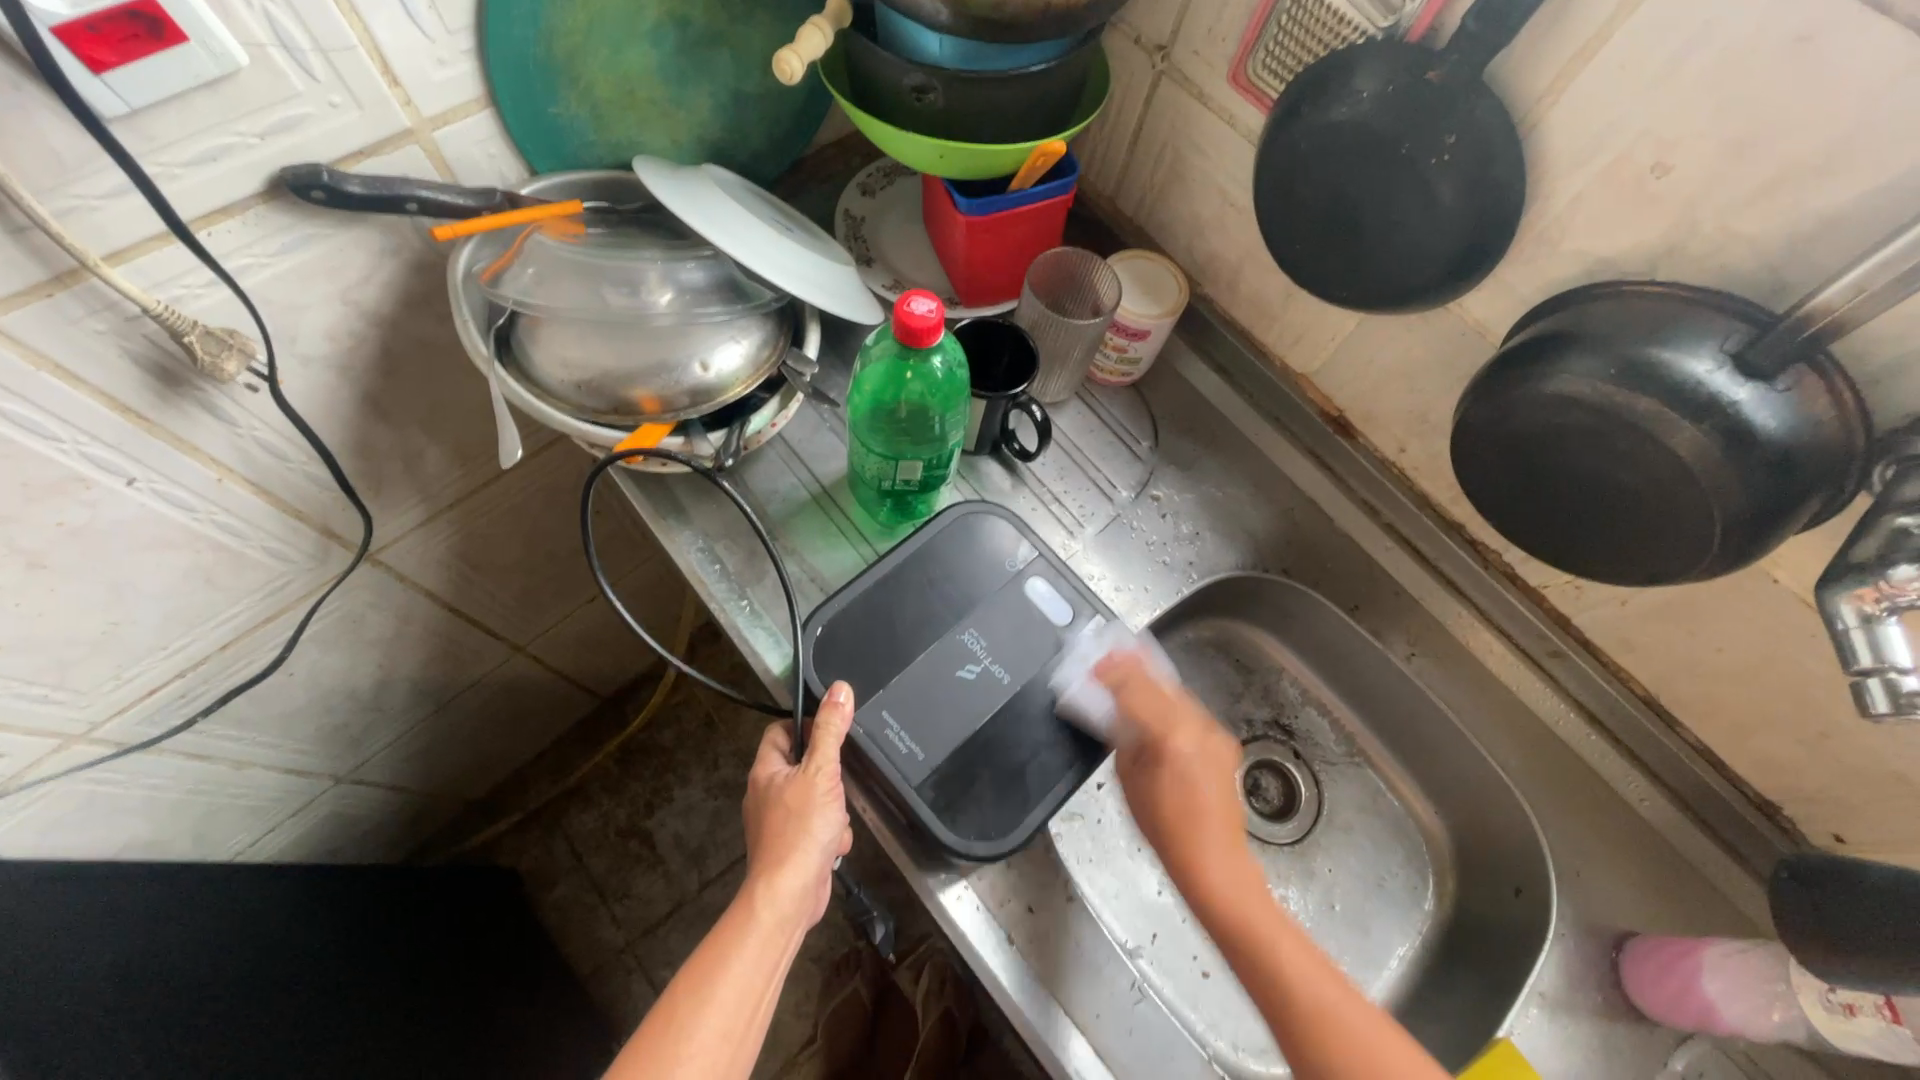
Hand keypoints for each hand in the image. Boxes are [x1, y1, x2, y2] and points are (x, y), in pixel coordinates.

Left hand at [741, 681, 855, 931]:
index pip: (781, 731)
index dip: (806, 726)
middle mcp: (765, 793)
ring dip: (834, 809)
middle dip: (829, 776)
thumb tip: (839, 689)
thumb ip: (830, 731)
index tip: (831, 734)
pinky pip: (816, 827)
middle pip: (804, 766)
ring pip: (816, 798)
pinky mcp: (791, 846)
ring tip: (836, 820)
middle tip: (839, 784)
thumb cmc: (801, 829)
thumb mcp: (822, 772)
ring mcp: (777, 822)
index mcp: (765, 770)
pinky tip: (834, 845)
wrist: (788, 896)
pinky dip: (830, 834)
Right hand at [1096, 651, 1250, 890]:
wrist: (1213, 858)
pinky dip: (1169, 702)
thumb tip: (1116, 713)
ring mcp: (1214, 732)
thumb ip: (1124, 738)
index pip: (1135, 689)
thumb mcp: (1129, 780)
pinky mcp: (1223, 742)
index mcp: (1169, 736)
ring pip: (1177, 693)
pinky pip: (1190, 711)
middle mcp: (1197, 726)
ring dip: (1152, 681)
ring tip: (1129, 668)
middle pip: (1160, 683)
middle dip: (1134, 666)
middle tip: (1111, 653)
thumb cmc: (1164, 828)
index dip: (1112, 673)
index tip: (1094, 666)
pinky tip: (1155, 702)